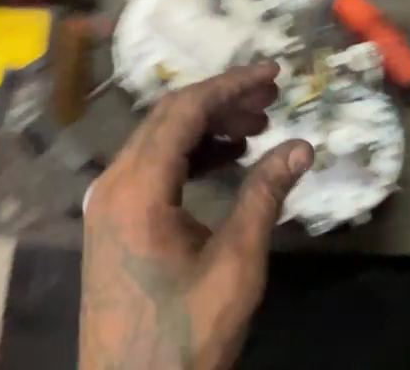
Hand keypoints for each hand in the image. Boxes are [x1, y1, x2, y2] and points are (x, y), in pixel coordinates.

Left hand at [81, 62, 314, 369]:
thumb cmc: (185, 336)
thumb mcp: (235, 266)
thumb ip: (264, 196)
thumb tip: (302, 146)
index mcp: (136, 188)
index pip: (185, 110)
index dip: (232, 85)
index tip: (273, 74)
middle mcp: (114, 183)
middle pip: (170, 117)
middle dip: (223, 101)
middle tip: (272, 99)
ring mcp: (108, 202)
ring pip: (161, 139)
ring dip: (208, 126)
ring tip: (259, 126)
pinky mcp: (113, 220)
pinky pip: (153, 166)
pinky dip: (191, 154)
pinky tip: (229, 157)